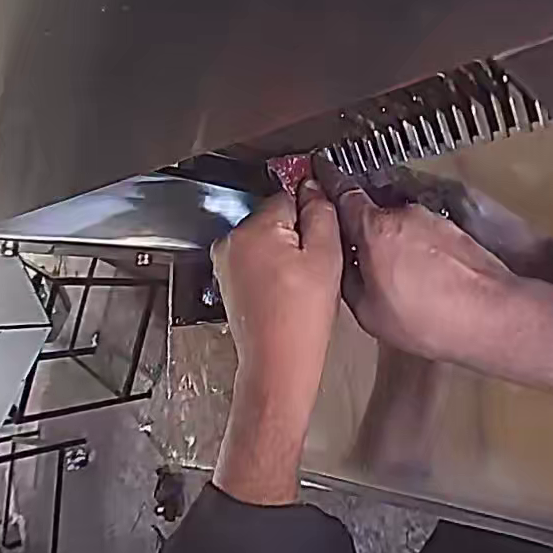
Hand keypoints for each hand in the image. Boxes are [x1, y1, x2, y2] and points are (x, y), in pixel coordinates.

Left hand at [211, 184, 342, 389]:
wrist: (277, 363)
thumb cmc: (299, 320)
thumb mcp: (326, 258)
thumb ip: (322, 214)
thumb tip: (313, 188)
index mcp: (254, 229)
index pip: (288, 196)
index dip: (312, 216)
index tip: (323, 239)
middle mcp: (231, 240)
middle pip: (275, 217)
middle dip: (297, 236)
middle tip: (314, 268)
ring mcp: (226, 261)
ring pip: (267, 239)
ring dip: (285, 254)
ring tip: (299, 285)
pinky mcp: (227, 279)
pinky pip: (256, 260)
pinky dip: (273, 270)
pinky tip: (286, 293)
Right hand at [315, 155, 552, 454]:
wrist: (492, 317)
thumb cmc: (429, 319)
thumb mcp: (368, 312)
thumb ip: (346, 280)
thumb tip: (340, 267)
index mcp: (373, 228)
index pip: (342, 192)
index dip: (328, 181)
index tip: (319, 170)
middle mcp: (401, 213)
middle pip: (370, 208)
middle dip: (360, 226)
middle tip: (355, 251)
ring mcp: (431, 219)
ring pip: (398, 222)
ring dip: (390, 239)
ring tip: (392, 273)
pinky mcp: (453, 230)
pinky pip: (421, 232)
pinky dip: (414, 247)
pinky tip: (418, 276)